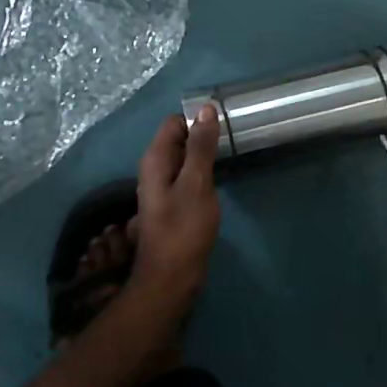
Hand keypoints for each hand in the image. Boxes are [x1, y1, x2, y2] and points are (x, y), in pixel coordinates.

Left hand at [132, 107, 222, 298]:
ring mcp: (163, 186)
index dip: (197, 120)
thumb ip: (201, 146)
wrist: (172, 277)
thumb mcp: (197, 183)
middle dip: (203, 136)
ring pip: (185, 158)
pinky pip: (188, 176)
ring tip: (229, 158)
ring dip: (204, 155)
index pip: (174, 122)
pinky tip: (219, 180)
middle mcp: (154, 168)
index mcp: (155, 159)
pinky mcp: (173, 202)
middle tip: (231, 142)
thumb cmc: (184, 229)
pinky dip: (203, 172)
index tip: (223, 126)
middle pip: (179, 138)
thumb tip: (206, 109)